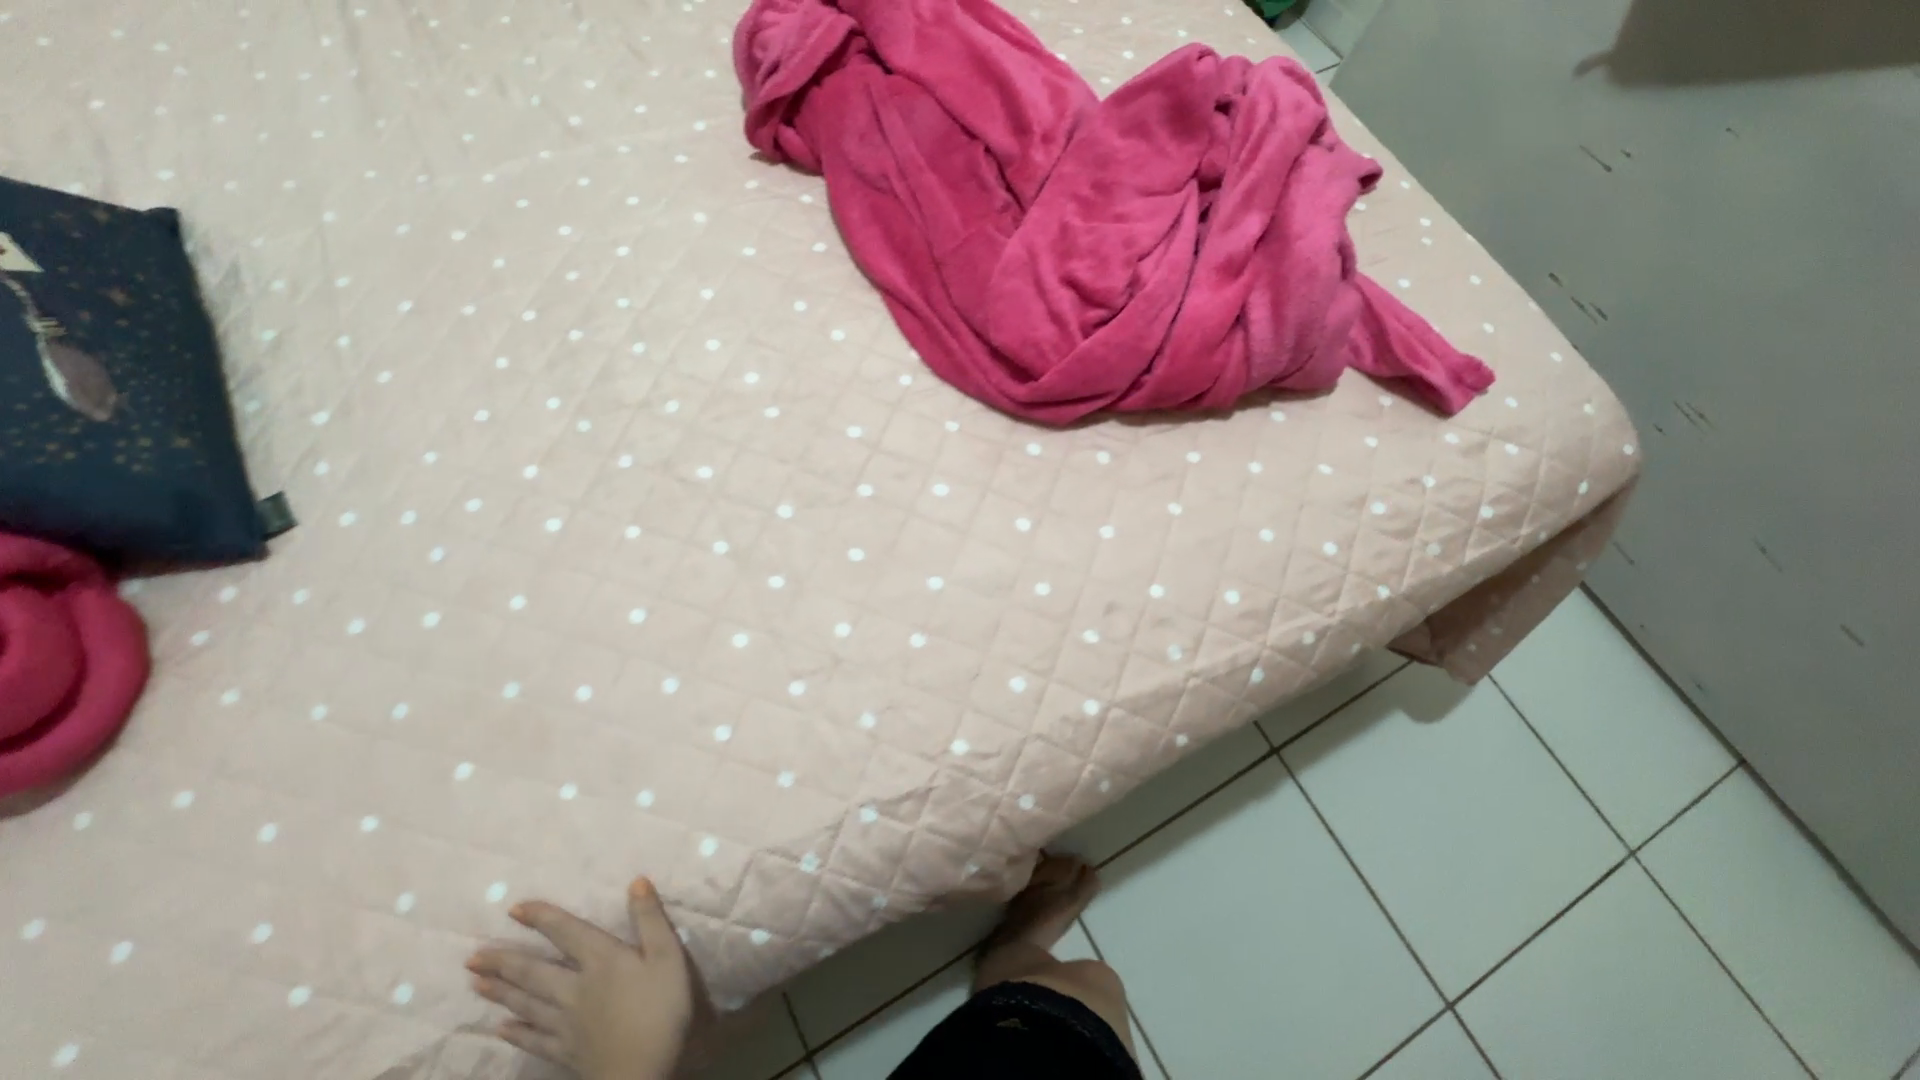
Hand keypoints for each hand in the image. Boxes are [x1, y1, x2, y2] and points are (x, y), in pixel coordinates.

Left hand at [468, 878, 693, 1079]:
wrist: (641, 1072)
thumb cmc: (661, 1010)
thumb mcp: (668, 956)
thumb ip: (650, 919)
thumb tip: (636, 881)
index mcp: (601, 960)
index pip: (566, 932)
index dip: (541, 918)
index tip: (514, 909)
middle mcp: (574, 988)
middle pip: (534, 971)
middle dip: (503, 962)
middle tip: (472, 957)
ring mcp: (565, 1023)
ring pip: (527, 1004)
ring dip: (501, 993)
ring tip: (476, 984)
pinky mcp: (564, 1052)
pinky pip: (533, 1041)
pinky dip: (515, 1034)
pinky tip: (500, 1029)